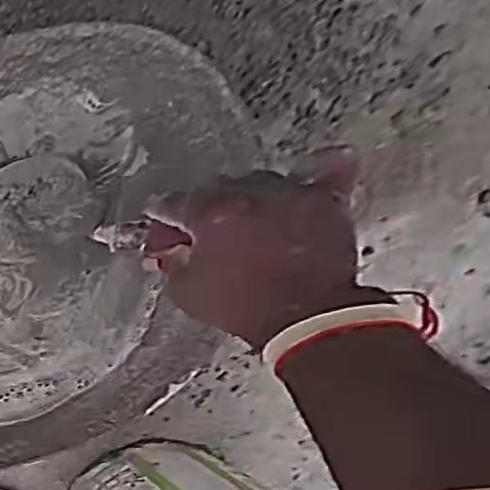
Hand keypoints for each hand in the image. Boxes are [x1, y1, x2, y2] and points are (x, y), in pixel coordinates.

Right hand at [140, 149, 390, 348]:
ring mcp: (292, 195)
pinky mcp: (327, 203)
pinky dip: (314, 172)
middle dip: (203, 211)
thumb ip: (173, 261)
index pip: (174, 204)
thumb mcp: (185, 290)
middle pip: (216, 190)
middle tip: (198, 234)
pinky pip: (325, 171)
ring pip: (260, 183)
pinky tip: (296, 187)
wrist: (304, 317)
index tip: (162, 227)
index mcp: (211, 213)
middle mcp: (252, 195)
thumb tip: (174, 251)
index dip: (162, 218)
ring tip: (243, 224)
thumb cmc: (246, 306)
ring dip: (246, 200)